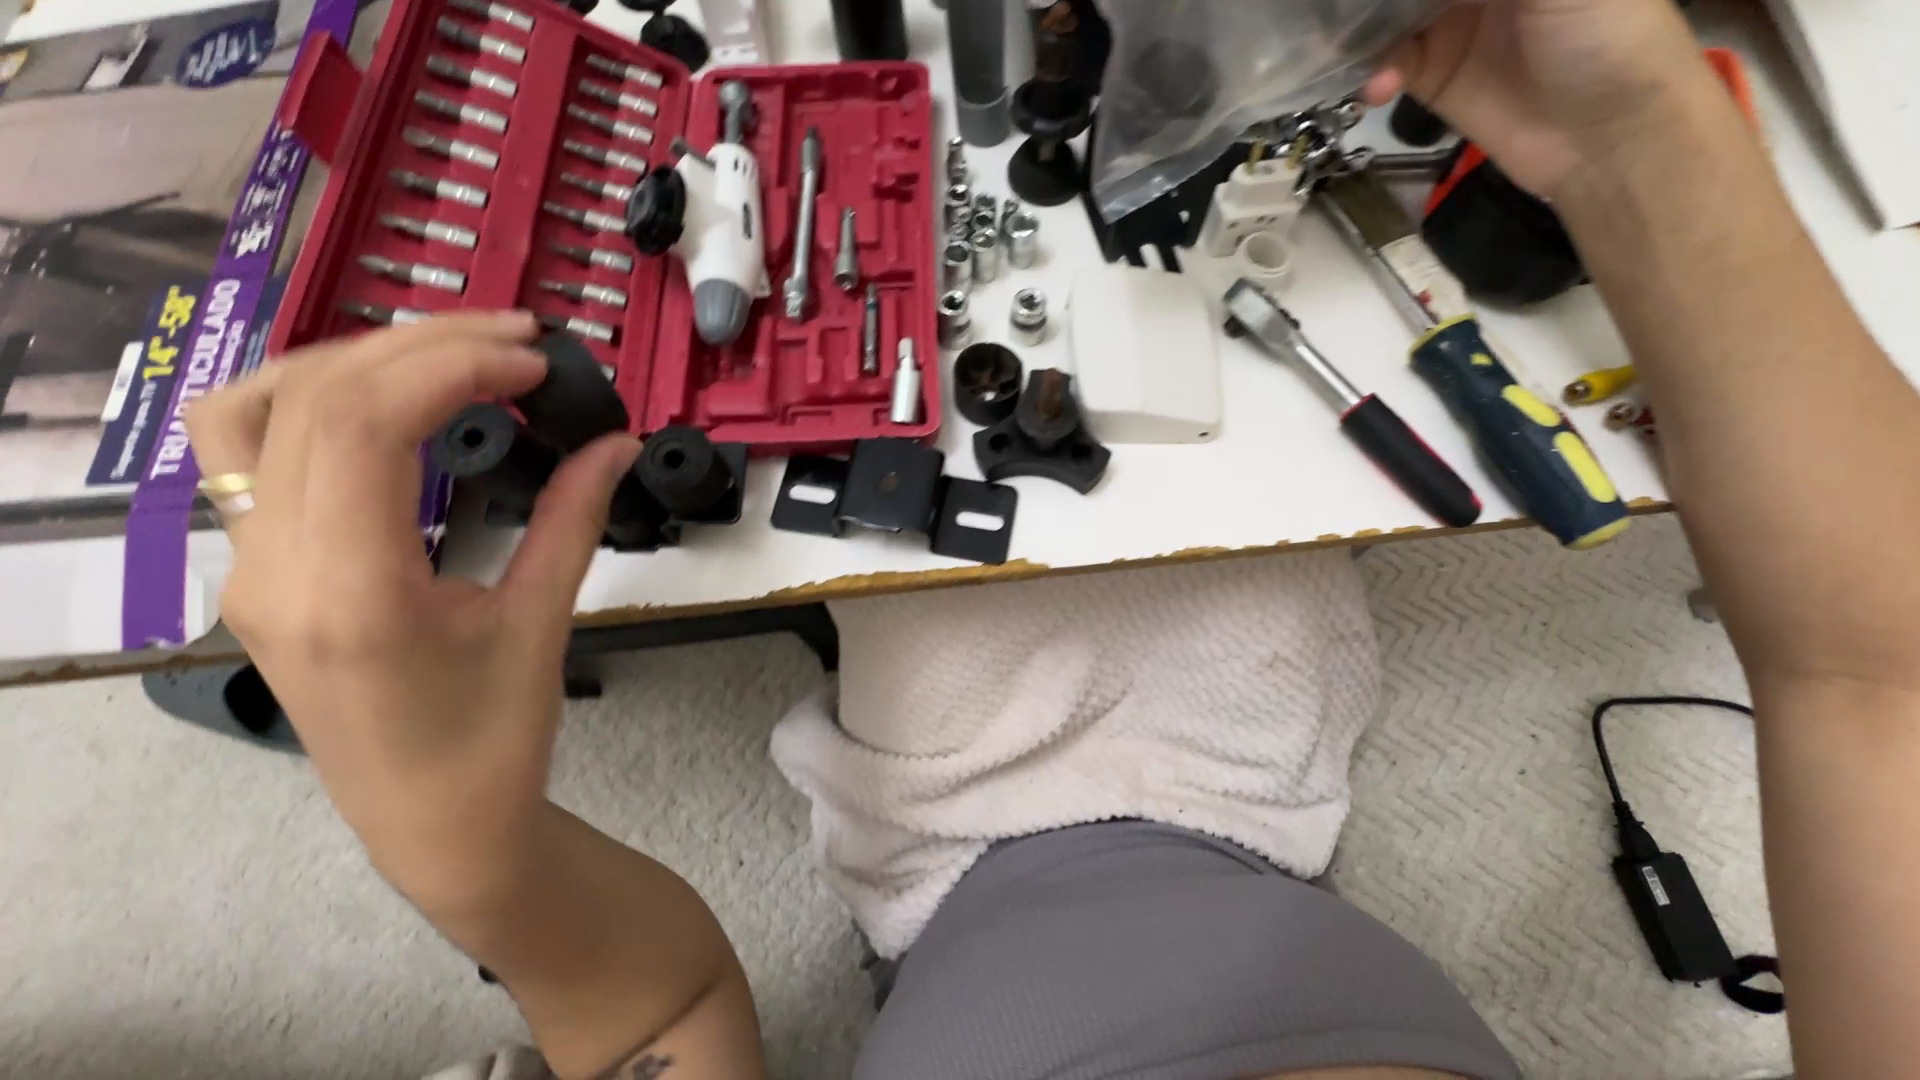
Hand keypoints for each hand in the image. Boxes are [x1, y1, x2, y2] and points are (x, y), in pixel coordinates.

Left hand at [186, 312, 641, 903]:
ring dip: (354, 360)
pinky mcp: (254, 569)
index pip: (366, 425)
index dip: (454, 367)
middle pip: (312, 399)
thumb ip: (574, 517)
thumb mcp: (541, 623)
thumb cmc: (494, 740)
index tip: (536, 363)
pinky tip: (383, 396)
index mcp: (350, 591)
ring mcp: (247, 567)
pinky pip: (249, 451)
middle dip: (421, 344)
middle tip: (516, 336)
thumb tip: (616, 441)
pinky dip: (313, 397)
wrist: (433, 823)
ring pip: (256, 411)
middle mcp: (272, 568)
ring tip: (447, 351)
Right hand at [1361, 0, 1721, 196]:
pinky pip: (1386, 65)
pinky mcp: (1430, 76)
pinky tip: (1379, 87)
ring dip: (1363, 28)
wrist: (1604, 134)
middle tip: (1337, 6)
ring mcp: (1450, 25)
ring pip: (1388, 13)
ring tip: (1341, 43)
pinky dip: (1375, 73)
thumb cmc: (1608, 34)